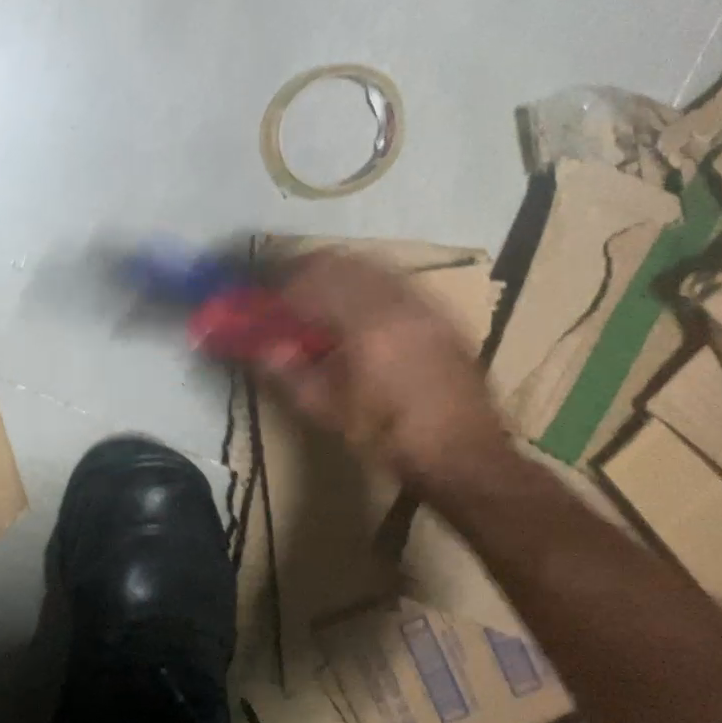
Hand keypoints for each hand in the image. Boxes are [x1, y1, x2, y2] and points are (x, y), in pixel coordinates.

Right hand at [254, 251, 512, 490]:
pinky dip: (365, 283)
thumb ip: (286, 370)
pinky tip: (354, 305)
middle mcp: (398, 305)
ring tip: (312, 291)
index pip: (308, 284)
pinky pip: (394, 282)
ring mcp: (425, 308)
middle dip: (302, 270)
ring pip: (370, 267)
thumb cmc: (388, 436)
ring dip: (334, 273)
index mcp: (366, 325)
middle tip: (279, 287)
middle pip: (340, 264)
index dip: (274, 286)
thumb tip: (260, 345)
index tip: (255, 296)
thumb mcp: (325, 408)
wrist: (466, 459)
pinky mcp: (442, 318)